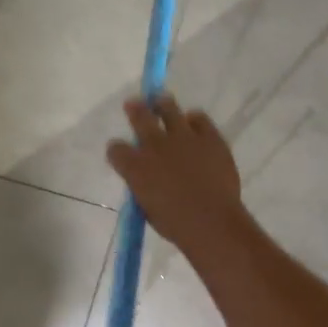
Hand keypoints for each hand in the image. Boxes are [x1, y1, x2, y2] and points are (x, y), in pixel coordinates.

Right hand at [108, 95, 248, 253]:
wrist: (211, 221)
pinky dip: (194, 120)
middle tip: (134, 103)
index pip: (116, 149)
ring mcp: (183, 137)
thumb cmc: (175, 224)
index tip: (120, 154)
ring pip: (169, 108)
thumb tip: (145, 181)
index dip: (116, 151)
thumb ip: (143, 188)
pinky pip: (199, 118)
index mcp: (135, 167)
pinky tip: (193, 124)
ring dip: (163, 105)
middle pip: (140, 117)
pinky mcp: (209, 137)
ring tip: (162, 102)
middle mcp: (155, 145)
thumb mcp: (147, 208)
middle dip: (135, 109)